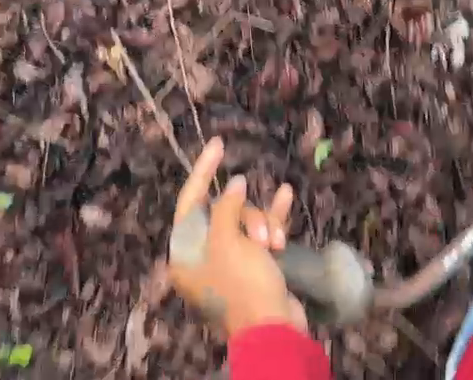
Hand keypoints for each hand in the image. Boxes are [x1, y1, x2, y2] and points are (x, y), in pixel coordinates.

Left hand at [170, 137, 305, 336]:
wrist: (273, 328)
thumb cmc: (243, 286)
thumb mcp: (228, 242)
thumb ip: (226, 208)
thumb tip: (234, 184)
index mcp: (186, 254)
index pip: (190, 202)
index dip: (203, 170)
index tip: (218, 144)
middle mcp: (204, 256)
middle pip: (225, 211)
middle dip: (249, 215)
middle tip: (263, 237)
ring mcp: (230, 261)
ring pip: (247, 221)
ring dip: (265, 223)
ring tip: (276, 242)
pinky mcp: (254, 264)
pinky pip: (263, 230)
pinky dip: (275, 216)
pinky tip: (286, 194)